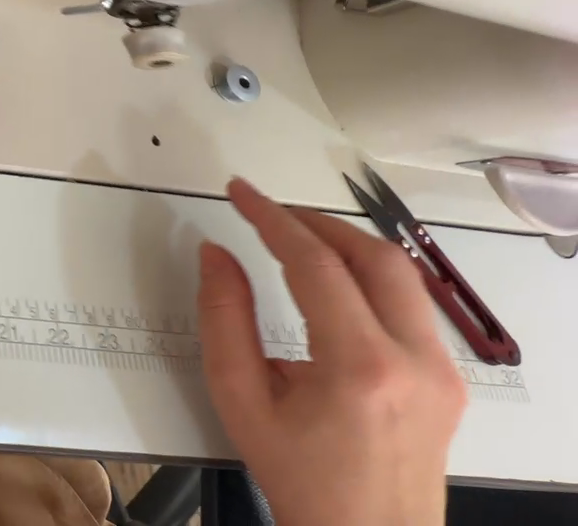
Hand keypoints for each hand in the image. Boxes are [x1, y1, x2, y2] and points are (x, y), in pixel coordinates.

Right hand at [198, 178, 466, 525]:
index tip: (239, 192)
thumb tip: (215, 253)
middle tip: (265, 208)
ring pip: (403, 276)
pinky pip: (411, 304)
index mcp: (360, 365)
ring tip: (292, 232)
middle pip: (378, 258)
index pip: (316, 264)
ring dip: (344, 242)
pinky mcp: (449, 379)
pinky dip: (366, 272)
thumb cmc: (296, 471)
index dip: (272, 218)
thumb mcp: (238, 393)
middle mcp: (418, 362)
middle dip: (315, 220)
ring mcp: (444, 372)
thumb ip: (224, 315)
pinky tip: (329, 273)